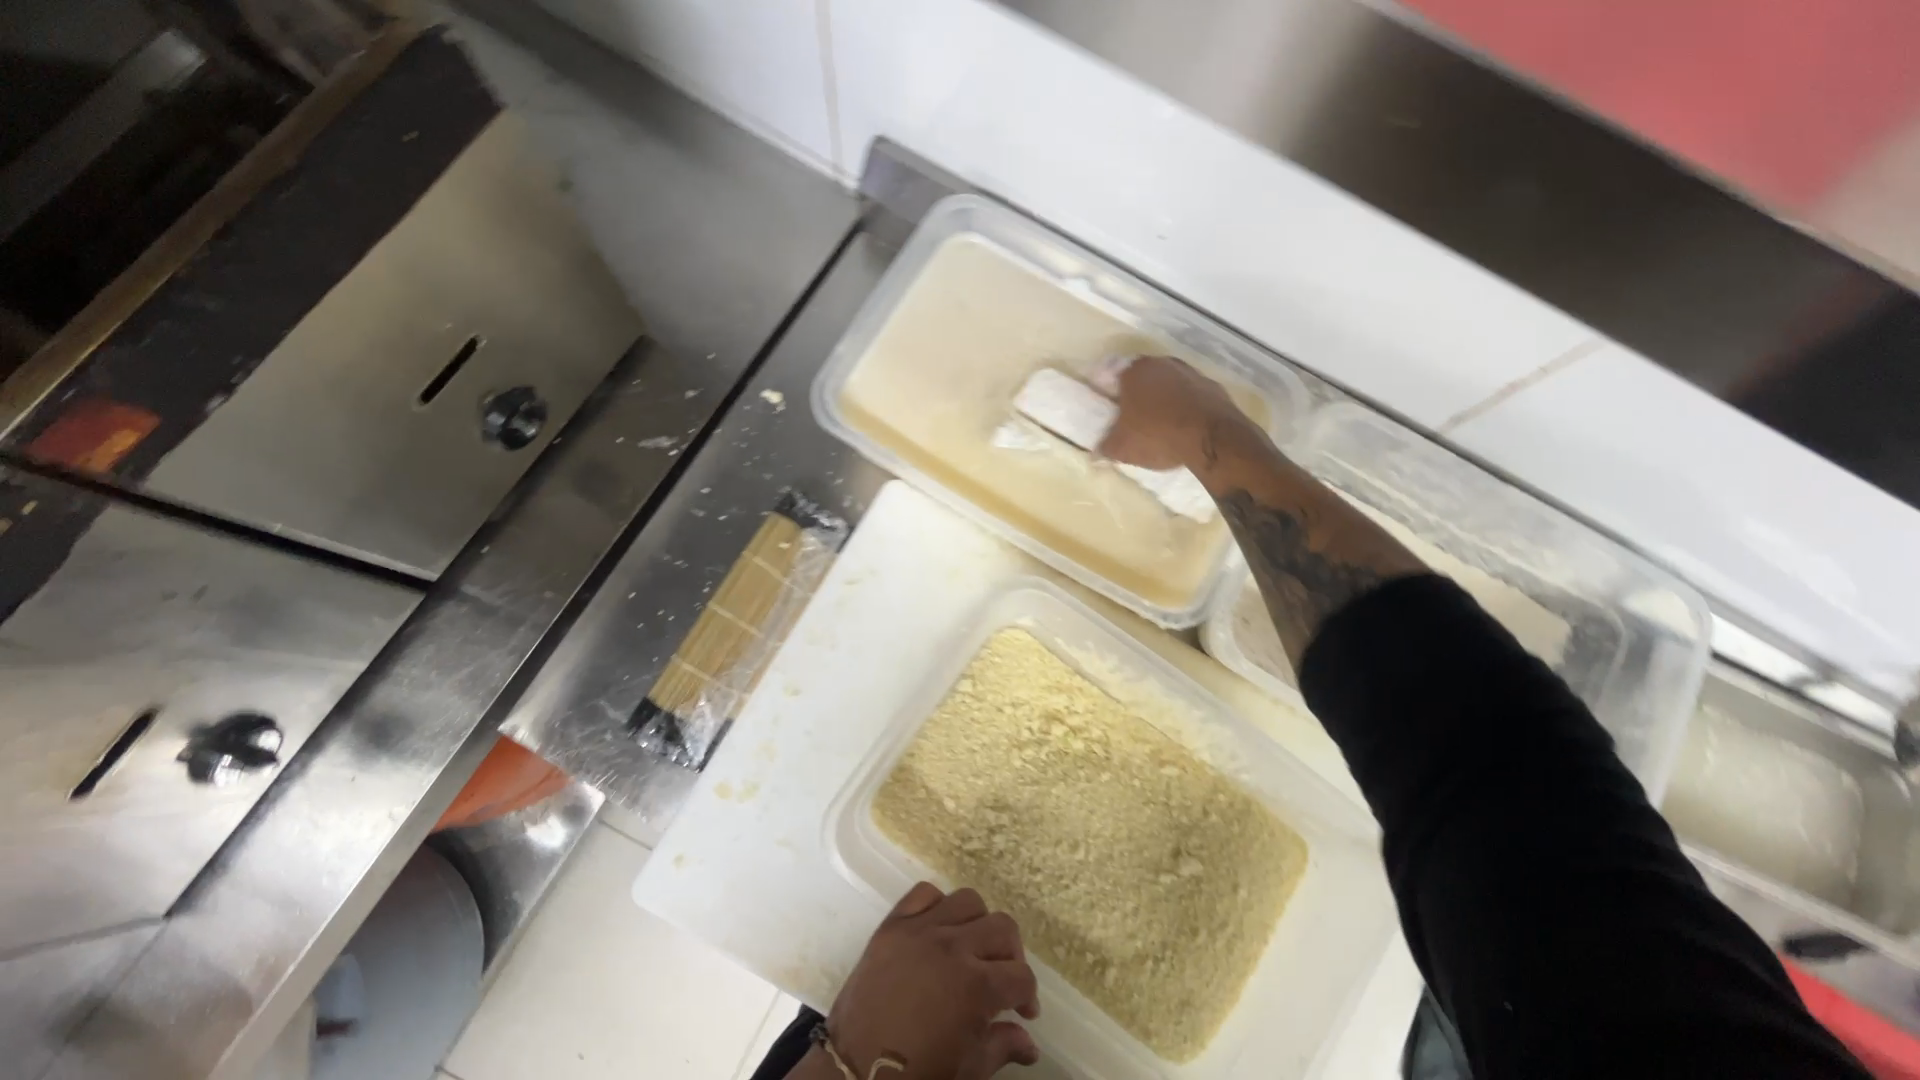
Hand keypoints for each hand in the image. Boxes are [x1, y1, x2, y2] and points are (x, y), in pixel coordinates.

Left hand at [823, 883, 1039, 1078]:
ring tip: (971, 949)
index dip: (1027, 996)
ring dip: (978, 924)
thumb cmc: (915, 1072)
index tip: (1022, 1012)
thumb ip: (1002, 1047)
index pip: (1021, 976)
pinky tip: (938, 930)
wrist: (853, 1070)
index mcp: (975, 986)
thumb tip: (1030, 1044)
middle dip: (1011, 956)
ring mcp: (920, 930)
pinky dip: (937, 905)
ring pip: (968, 901)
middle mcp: (952, 947)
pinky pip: (923, 894)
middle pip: (1002, 928)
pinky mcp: (892, 925)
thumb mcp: (966, 1070)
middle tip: (1002, 979)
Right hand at [1095, 355, 1261, 472]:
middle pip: (1141, 377)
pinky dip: (1184, 407)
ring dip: (1161, 399)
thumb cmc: (1157, 435)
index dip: (1105, 390)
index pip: (1110, 373)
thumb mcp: (1121, 447)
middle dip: (1134, 395)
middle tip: (1129, 418)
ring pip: (1168, 385)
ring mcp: (1191, 373)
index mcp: (1134, 370)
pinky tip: (1183, 426)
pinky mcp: (1213, 387)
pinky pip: (1190, 396)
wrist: (1212, 438)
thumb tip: (1095, 453)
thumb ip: (1104, 447)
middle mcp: (1162, 363)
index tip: (1105, 407)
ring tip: (1157, 424)